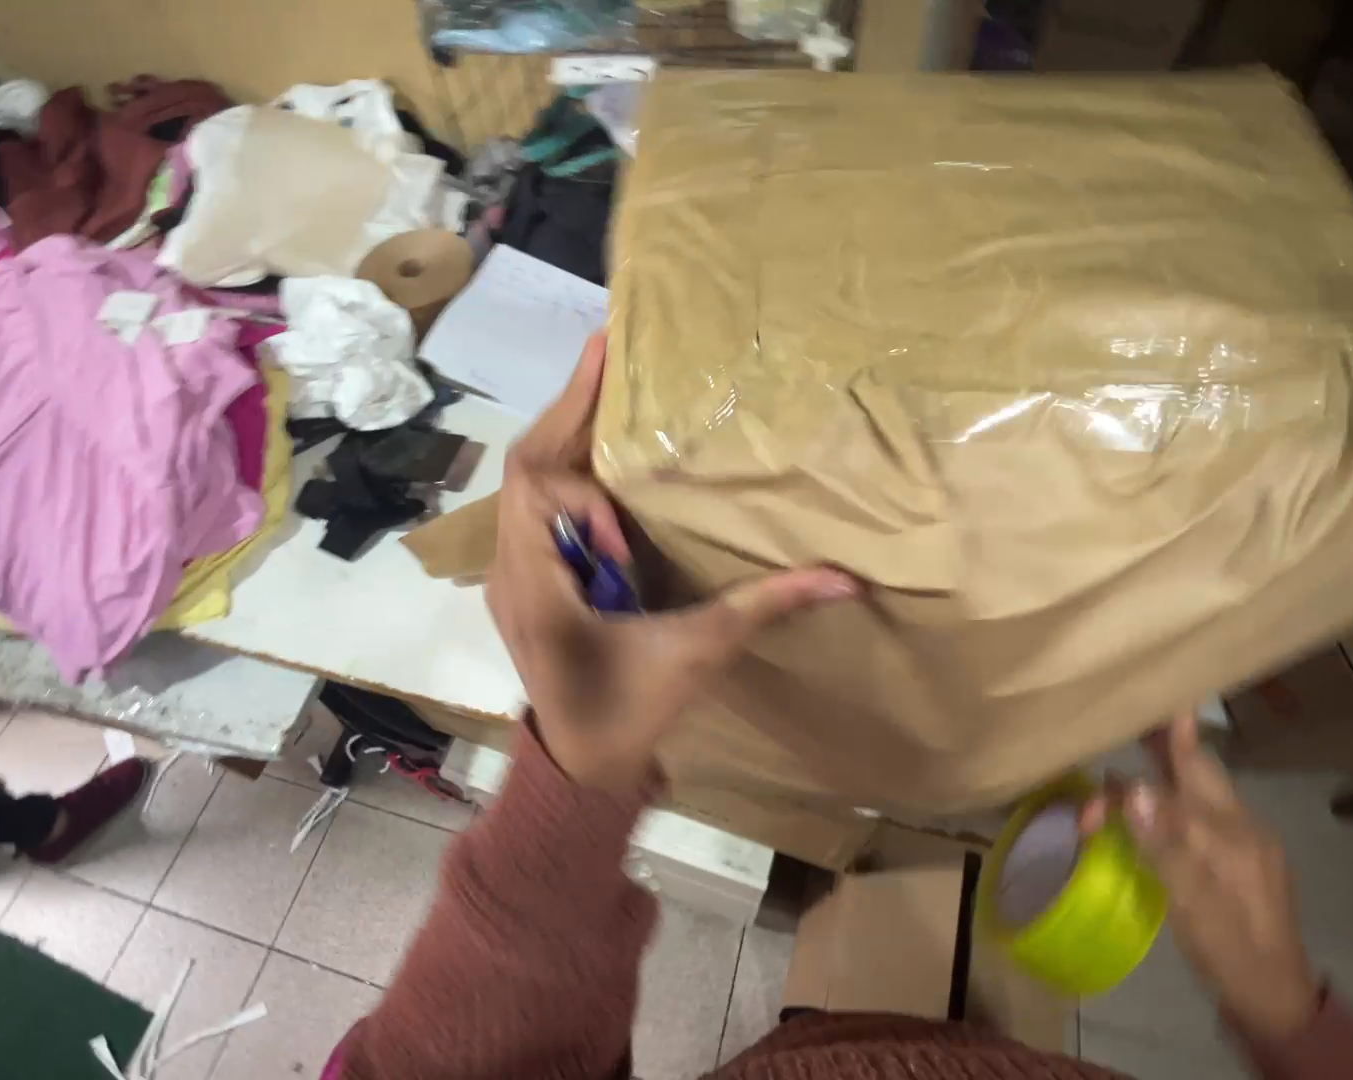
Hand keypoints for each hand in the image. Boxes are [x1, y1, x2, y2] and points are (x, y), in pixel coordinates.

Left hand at [486, 332, 858, 792]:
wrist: (582, 765)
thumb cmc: (632, 712)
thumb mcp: (699, 652)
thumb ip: (764, 607)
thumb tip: (844, 579)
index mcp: (537, 584)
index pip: (533, 484)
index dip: (572, 443)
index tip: (612, 409)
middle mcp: (508, 571)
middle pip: (524, 469)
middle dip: (568, 414)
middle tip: (607, 357)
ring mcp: (508, 578)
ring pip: (525, 490)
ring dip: (566, 447)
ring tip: (606, 398)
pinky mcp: (522, 585)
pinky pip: (534, 516)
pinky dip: (565, 484)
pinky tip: (600, 466)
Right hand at [1082, 711, 1319, 1041]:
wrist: (1276, 1000)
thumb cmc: (1231, 951)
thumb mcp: (1194, 904)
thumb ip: (1164, 843)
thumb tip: (1132, 788)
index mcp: (1233, 835)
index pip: (1189, 775)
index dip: (1172, 741)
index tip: (1169, 698)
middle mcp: (1241, 829)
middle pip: (1197, 774)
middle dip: (1166, 746)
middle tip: (1139, 718)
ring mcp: (1242, 844)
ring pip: (1191, 796)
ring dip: (1152, 786)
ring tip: (1112, 787)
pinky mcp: (1236, 860)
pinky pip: (1195, 817)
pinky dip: (1165, 806)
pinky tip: (1146, 815)